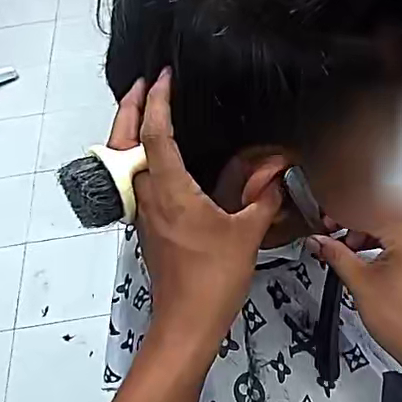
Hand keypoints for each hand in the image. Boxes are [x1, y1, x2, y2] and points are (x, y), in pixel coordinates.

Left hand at [112, 70, 282, 352]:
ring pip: (127, 161)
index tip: (165, 79)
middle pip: (125, 142)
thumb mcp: (247, 235)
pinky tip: (163, 158)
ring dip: (133, 131)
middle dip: (131, 108)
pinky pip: (139, 180)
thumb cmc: (210, 283)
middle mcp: (149, 198)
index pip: (155, 135)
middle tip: (145, 85)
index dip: (158, 102)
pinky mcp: (149, 226)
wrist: (186, 322)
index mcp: (171, 193)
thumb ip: (262, 199)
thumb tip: (275, 176)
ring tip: (149, 112)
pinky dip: (142, 157)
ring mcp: (145, 213)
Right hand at [308, 209, 401, 375]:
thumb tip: (320, 242)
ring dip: (368, 229)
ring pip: (394, 222)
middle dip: (354, 218)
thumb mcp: (361, 284)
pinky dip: (382, 240)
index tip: (324, 222)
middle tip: (332, 230)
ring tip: (346, 246)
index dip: (341, 212)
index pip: (370, 208)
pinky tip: (364, 254)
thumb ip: (337, 255)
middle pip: (383, 209)